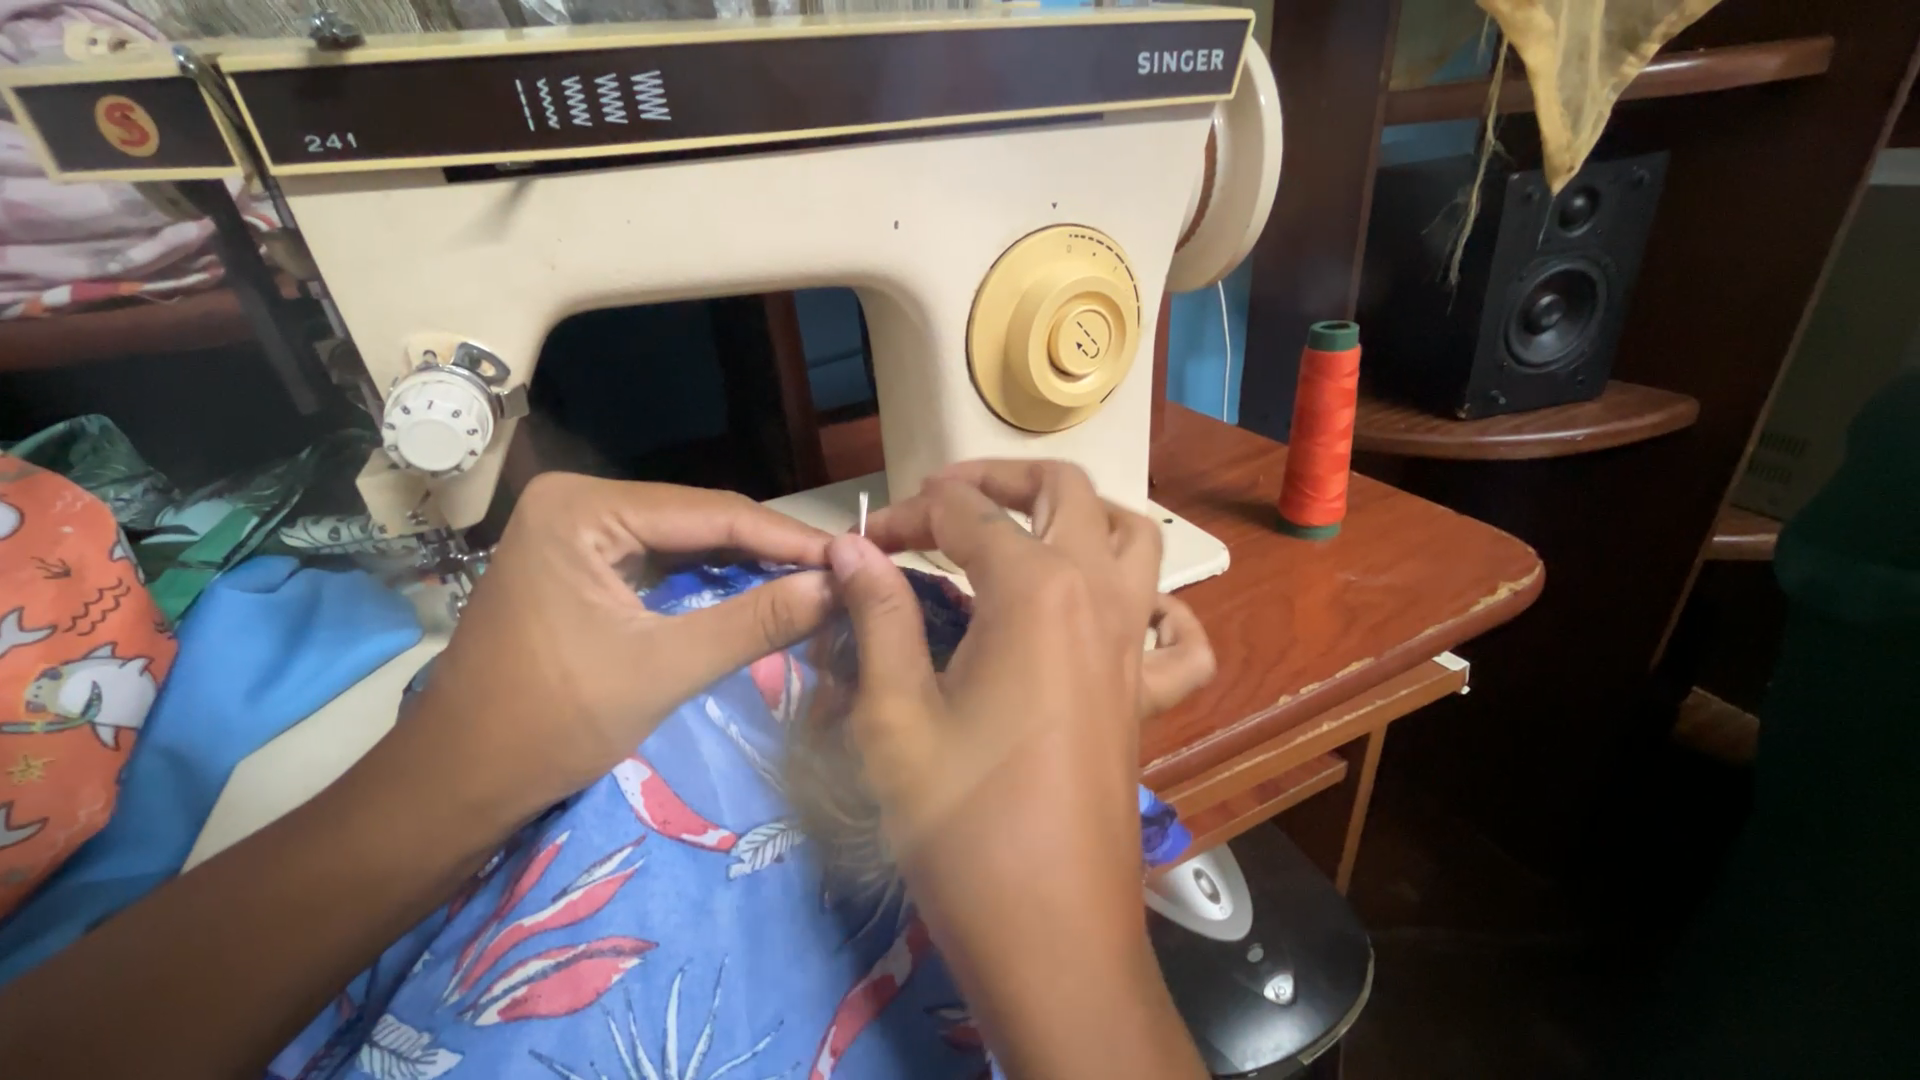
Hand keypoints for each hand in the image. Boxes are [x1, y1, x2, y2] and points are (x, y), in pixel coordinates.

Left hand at [408, 474, 835, 829]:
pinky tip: (761, 591)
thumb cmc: (550, 722)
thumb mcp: (665, 668)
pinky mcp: (581, 560)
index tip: (852, 558)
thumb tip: (838, 588)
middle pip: (701, 519)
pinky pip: (664, 560)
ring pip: (687, 539)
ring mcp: (576, 529)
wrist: (457, 781)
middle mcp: (578, 500)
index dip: (789, 538)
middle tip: (840, 573)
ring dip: (748, 564)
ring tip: (815, 581)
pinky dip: (713, 579)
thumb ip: (756, 622)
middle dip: (772, 551)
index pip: (713, 512)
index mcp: (583, 508)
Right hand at [830, 459, 1212, 1078]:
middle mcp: (1099, 596)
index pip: (966, 513)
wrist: (1047, 931)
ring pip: (1135, 538)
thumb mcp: (893, 716)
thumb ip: (877, 616)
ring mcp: (1135, 645)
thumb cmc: (958, 822)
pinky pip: (1182, 637)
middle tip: (943, 504)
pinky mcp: (1150, 697)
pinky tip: (1121, 620)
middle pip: (1065, 489)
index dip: (909, 515)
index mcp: (1033, 589)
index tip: (869, 543)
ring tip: (1027, 536)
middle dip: (1000, 478)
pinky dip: (1161, 610)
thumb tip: (852, 548)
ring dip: (1082, 517)